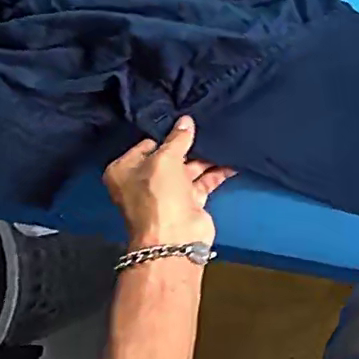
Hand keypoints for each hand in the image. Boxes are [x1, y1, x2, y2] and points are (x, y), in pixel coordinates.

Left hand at [103, 116, 236, 248]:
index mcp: (125, 170)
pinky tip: (232, 159)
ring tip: (224, 138)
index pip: (147, 144)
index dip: (167, 134)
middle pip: (170, 156)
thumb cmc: (159, 195)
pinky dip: (218, 171)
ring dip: (207, 157)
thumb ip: (178, 139)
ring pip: (190, 168)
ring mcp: (168, 192)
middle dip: (190, 145)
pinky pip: (204, 181)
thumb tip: (186, 120)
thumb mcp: (165, 159)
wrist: (175, 238)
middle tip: (209, 126)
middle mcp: (145, 181)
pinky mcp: (190, 202)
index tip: (186, 121)